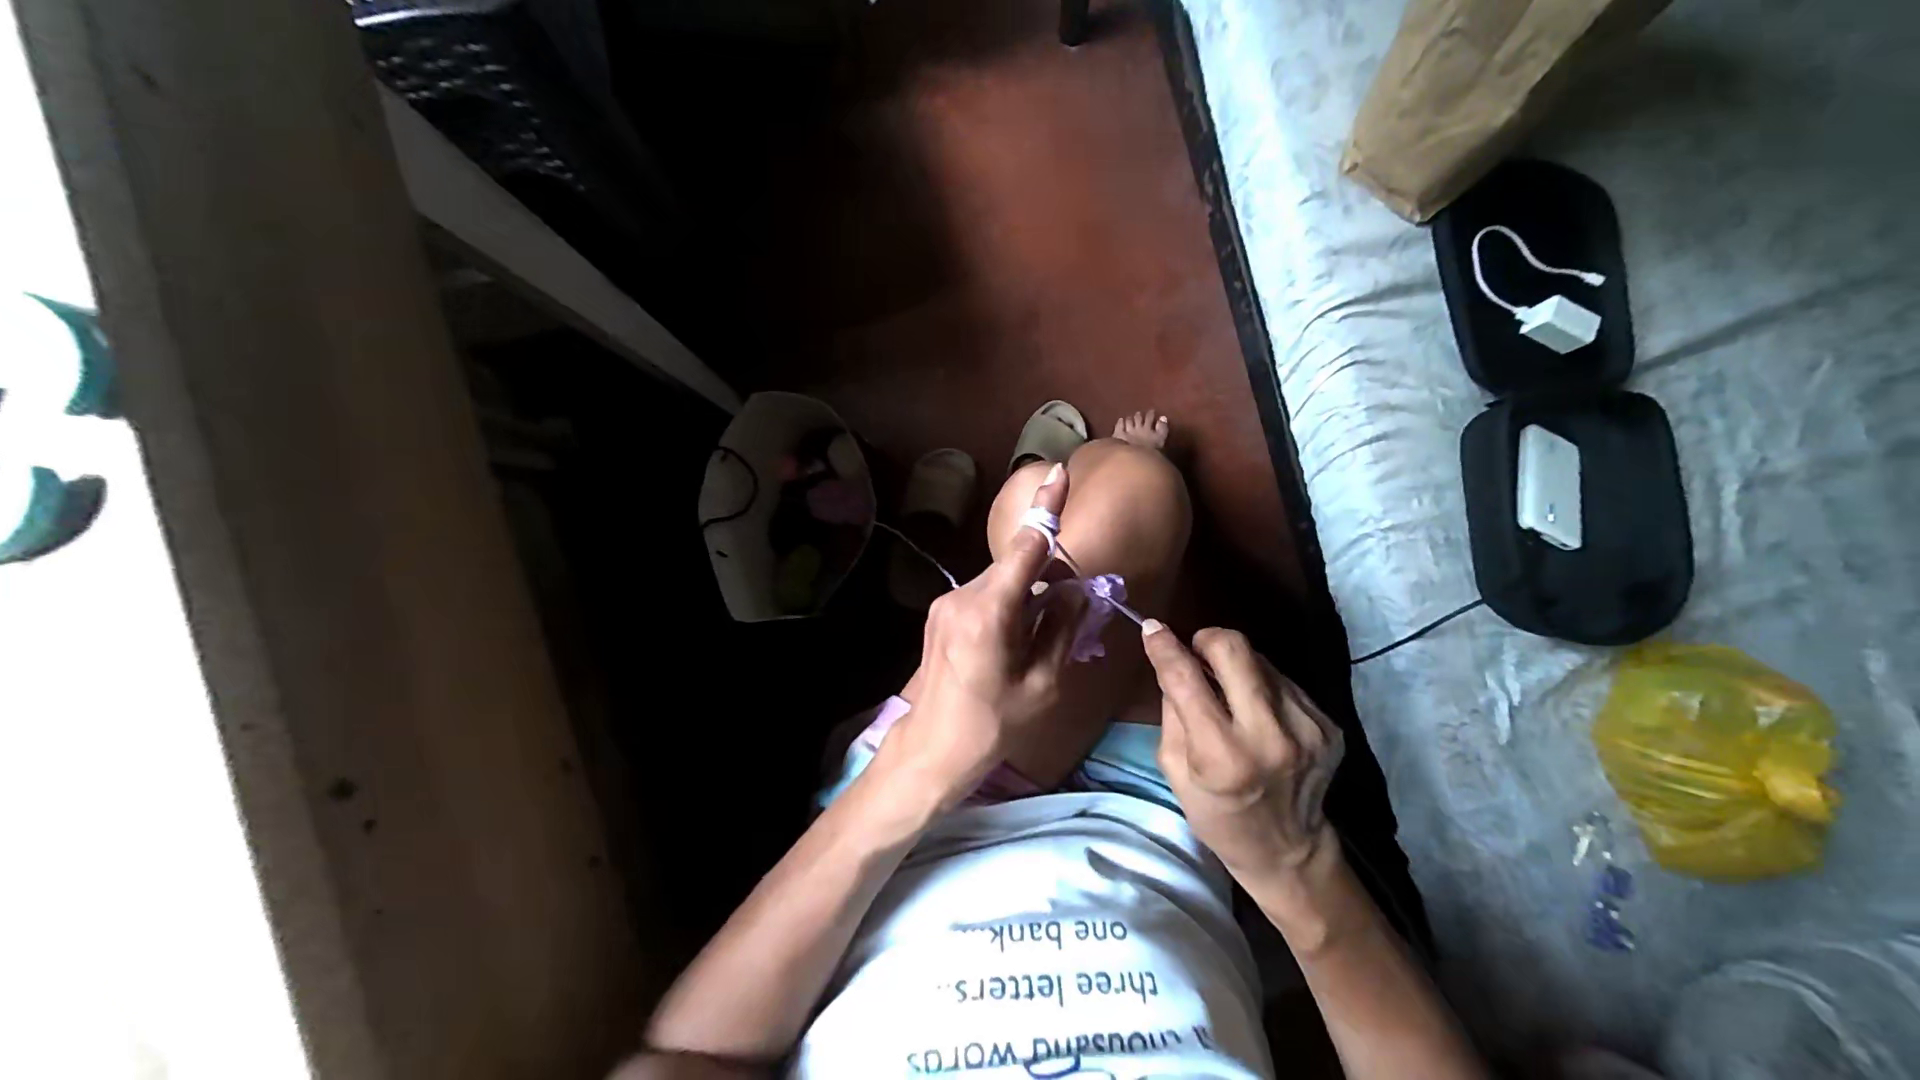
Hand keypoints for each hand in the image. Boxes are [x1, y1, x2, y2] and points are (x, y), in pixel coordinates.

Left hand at [870, 464, 1086, 808]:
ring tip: (1037, 638)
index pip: (1026, 548)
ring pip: (1001, 580)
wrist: (933, 747)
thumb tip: (1076, 590)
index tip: (1062, 472)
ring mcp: (946, 602)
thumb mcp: (1043, 682)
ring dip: (1027, 594)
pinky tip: (1013, 640)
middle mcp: (962, 595)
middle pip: (1017, 565)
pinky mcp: (940, 611)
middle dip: (1048, 576)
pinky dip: (1008, 604)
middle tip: (1072, 610)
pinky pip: (985, 594)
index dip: (1047, 509)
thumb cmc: (994, 723)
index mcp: (989, 612)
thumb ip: (1062, 626)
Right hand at [1142, 624, 1344, 888]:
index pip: (1186, 679)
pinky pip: (1283, 680)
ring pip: (1260, 659)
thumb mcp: (1174, 768)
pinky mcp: (1328, 723)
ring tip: (1230, 694)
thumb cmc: (1217, 814)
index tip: (1152, 628)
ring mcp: (1306, 727)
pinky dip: (1261, 685)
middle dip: (1206, 640)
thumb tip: (1170, 657)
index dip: (1164, 647)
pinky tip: (1258, 712)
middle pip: (1233, 648)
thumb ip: (1173, 710)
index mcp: (1222, 755)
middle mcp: (1270, 735)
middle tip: (1195, 653)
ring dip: (1236, 666)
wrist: (1289, 850)